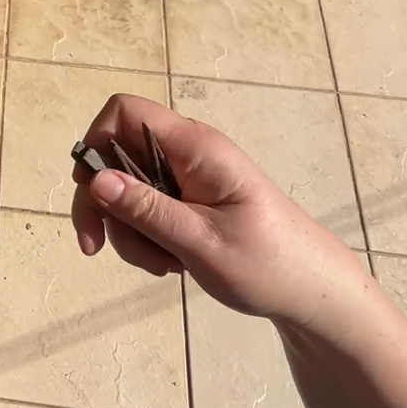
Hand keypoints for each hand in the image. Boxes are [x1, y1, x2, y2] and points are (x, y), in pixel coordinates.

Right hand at [69, 94, 374, 332]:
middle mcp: (186, 154)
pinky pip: (145, 209)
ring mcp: (186, 177)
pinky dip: (143, 237)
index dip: (97, 139)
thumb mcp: (200, 241)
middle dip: (103, 203)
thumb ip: (146, 209)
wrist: (315, 295)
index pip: (126, 112)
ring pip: (126, 190)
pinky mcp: (188, 201)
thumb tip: (95, 179)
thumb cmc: (268, 265)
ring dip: (127, 230)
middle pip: (115, 157)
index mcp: (195, 148)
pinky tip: (168, 263)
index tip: (91, 187)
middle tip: (95, 246)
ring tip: (160, 265)